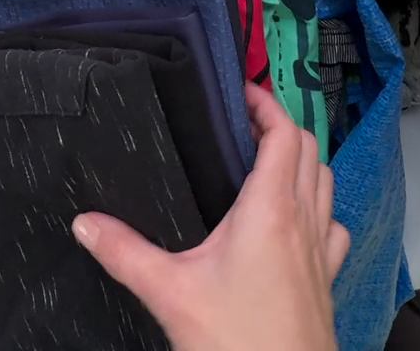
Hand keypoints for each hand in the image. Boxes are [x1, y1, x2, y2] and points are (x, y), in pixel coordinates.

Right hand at [72, 85, 347, 350]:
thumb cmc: (237, 343)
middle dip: (280, 124)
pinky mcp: (326, 278)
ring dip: (302, 159)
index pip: (283, 133)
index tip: (240, 92)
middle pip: (308, 148)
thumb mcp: (170, 292)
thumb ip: (124, 252)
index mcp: (269, 208)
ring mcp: (320, 250)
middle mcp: (303, 220)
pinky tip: (298, 219)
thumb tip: (85, 223)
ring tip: (268, 158)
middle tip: (246, 120)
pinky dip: (320, 206)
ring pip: (325, 182)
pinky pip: (334, 225)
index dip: (266, 103)